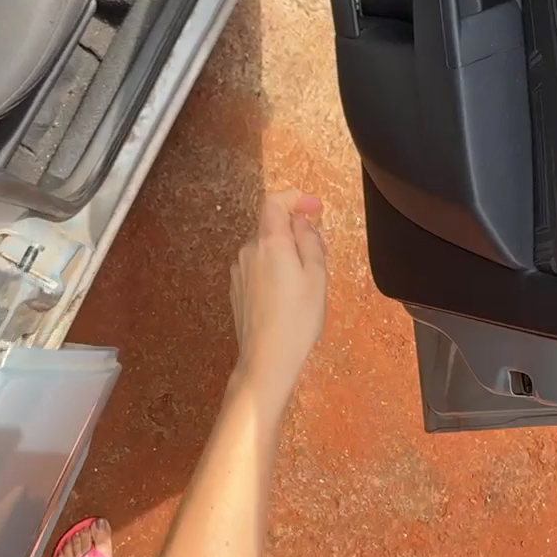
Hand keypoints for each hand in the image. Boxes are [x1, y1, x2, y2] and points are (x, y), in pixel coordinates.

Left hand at [229, 190, 327, 399]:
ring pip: (266, 249)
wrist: (267, 359)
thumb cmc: (298, 319)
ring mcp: (239, 270)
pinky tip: (287, 296)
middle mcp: (249, 251)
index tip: (315, 208)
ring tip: (305, 283)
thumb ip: (310, 240)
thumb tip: (302, 222)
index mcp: (270, 243)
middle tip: (319, 256)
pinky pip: (258, 267)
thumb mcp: (317, 276)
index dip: (295, 198)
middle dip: (296, 232)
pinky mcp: (236, 288)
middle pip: (272, 227)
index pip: (274, 202)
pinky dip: (274, 269)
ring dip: (286, 254)